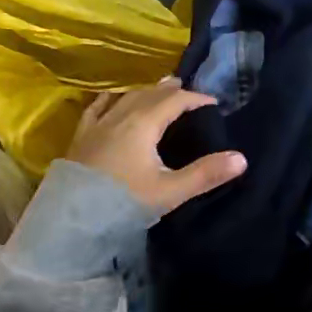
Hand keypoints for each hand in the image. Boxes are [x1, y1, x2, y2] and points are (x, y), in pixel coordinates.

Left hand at [66, 80, 246, 214]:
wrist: (69, 222)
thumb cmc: (123, 204)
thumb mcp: (170, 192)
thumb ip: (206, 174)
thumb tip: (242, 158)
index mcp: (144, 124)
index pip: (176, 100)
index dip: (197, 98)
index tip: (213, 103)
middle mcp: (120, 116)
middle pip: (151, 93)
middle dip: (173, 91)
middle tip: (190, 93)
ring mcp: (97, 124)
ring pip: (126, 96)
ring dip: (147, 91)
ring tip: (159, 89)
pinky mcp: (81, 136)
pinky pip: (99, 106)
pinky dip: (113, 97)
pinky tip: (113, 97)